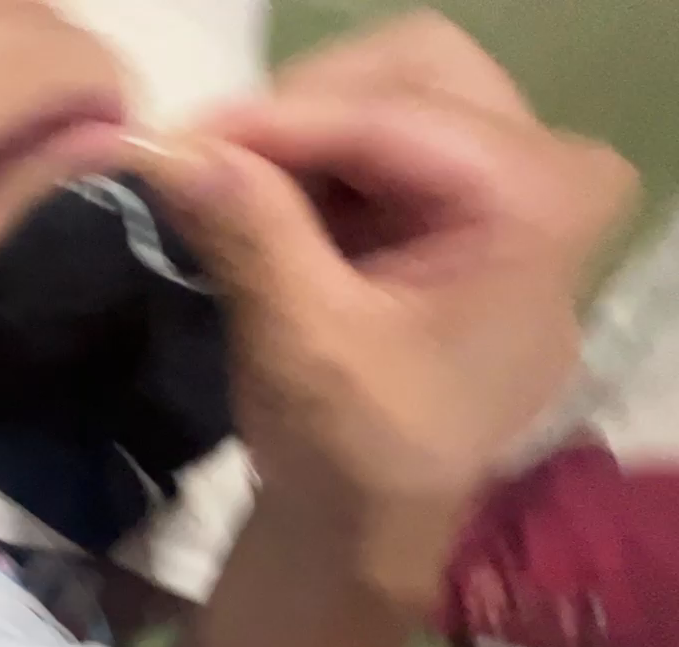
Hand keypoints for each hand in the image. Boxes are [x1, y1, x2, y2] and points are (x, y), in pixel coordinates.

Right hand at [126, 20, 636, 517]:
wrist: (365, 511)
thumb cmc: (350, 442)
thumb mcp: (299, 341)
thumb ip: (249, 236)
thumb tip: (171, 152)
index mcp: (536, 195)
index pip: (391, 116)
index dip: (270, 122)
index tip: (165, 144)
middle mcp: (538, 167)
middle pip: (405, 76)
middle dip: (288, 114)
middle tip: (196, 167)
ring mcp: (494, 186)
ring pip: (378, 106)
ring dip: (283, 145)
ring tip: (211, 195)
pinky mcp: (441, 215)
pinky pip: (359, 158)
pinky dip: (289, 174)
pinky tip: (244, 213)